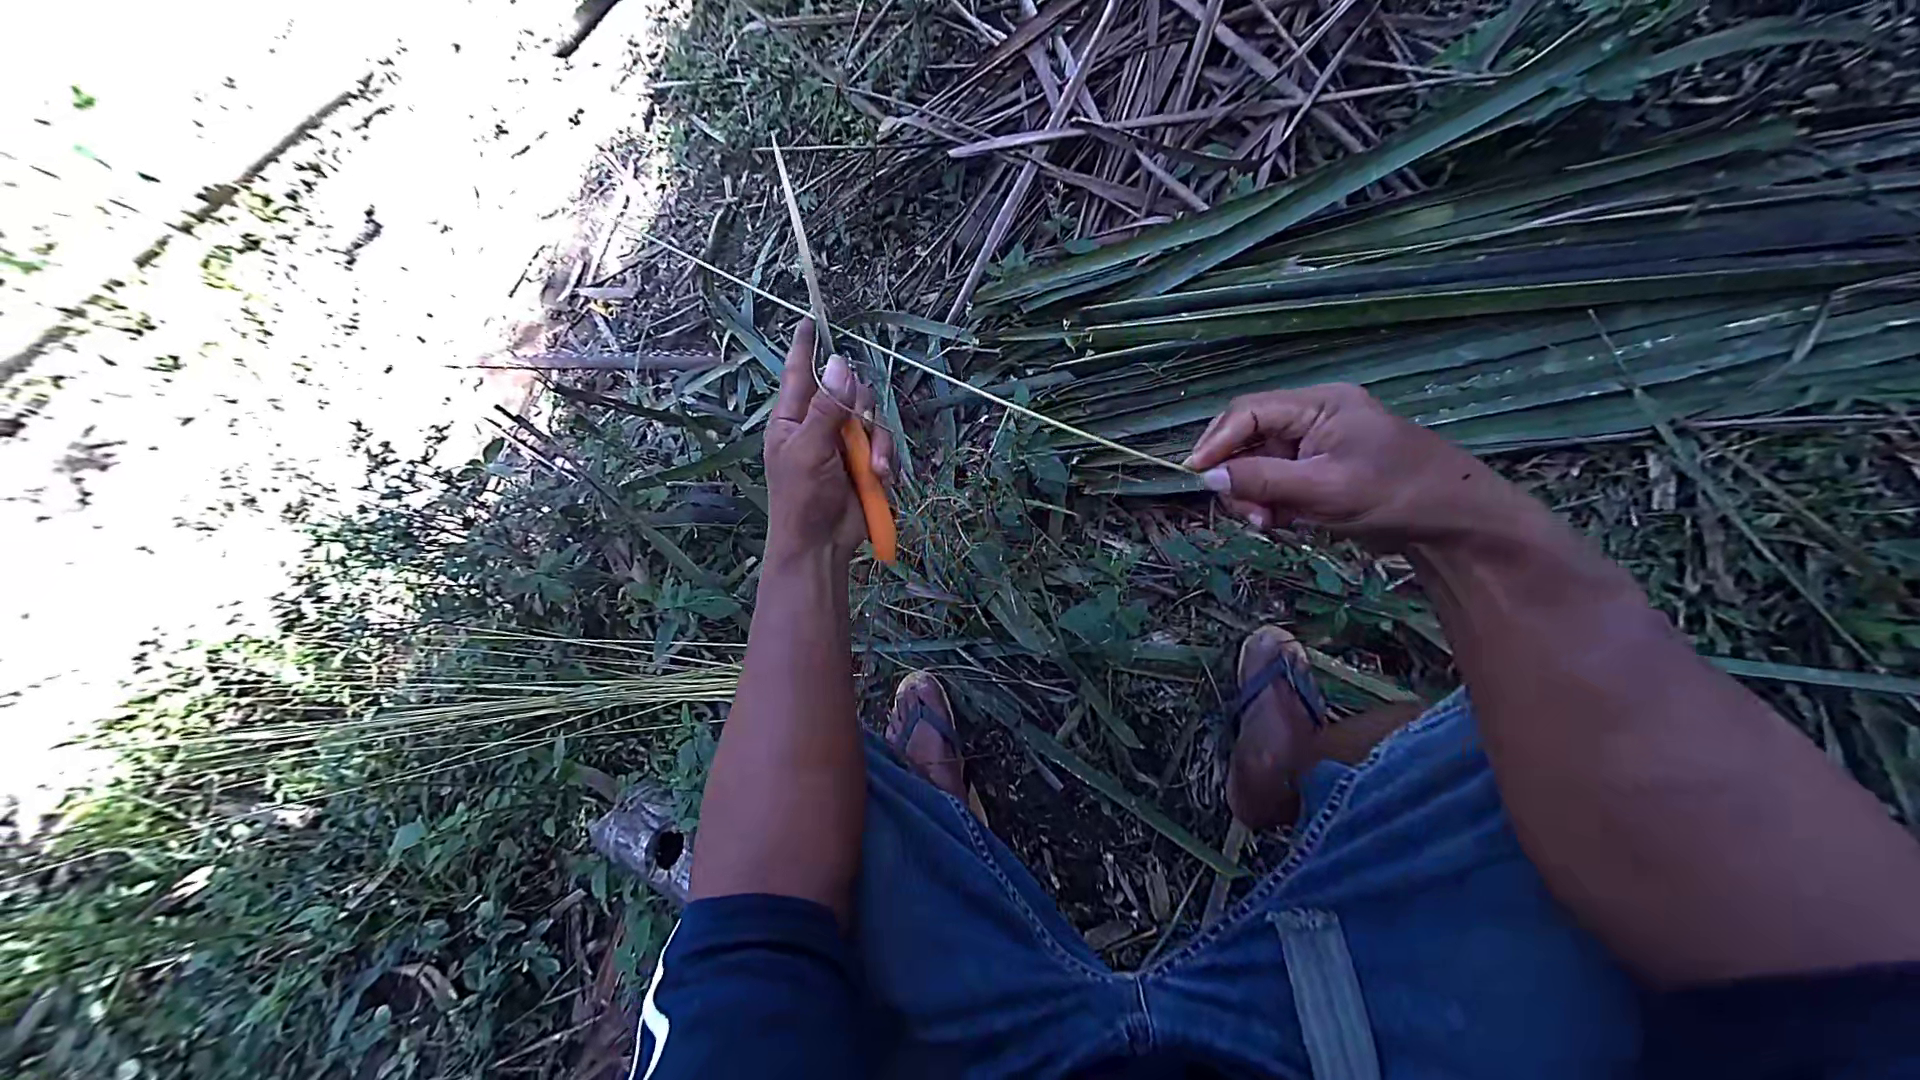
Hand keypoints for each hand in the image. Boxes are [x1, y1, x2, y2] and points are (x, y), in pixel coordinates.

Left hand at [764, 318, 893, 560]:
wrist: (821, 545)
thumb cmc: (801, 498)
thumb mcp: (809, 449)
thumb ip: (826, 407)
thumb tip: (839, 363)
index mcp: (794, 420)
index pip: (800, 374)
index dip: (806, 348)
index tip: (810, 322)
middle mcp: (821, 427)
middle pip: (851, 394)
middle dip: (862, 411)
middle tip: (859, 426)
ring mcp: (846, 447)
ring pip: (875, 422)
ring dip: (879, 446)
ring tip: (875, 471)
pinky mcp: (868, 466)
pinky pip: (887, 449)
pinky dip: (887, 463)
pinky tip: (881, 480)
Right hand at [1183, 383, 1531, 549]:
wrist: (1456, 523)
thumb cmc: (1396, 495)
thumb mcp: (1324, 489)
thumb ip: (1262, 480)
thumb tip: (1206, 478)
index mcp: (1318, 405)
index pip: (1248, 412)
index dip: (1216, 442)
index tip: (1195, 474)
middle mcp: (1311, 418)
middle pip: (1247, 438)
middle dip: (1236, 476)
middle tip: (1246, 513)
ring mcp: (1313, 445)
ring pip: (1256, 463)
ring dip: (1252, 494)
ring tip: (1268, 523)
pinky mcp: (1316, 470)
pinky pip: (1274, 480)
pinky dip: (1269, 502)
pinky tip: (1281, 520)